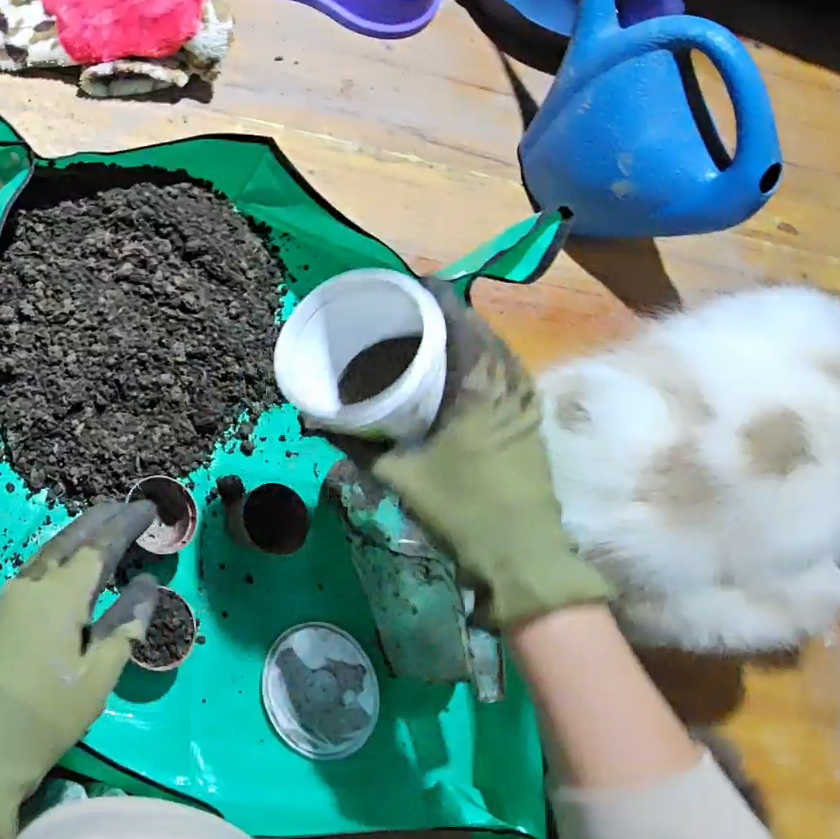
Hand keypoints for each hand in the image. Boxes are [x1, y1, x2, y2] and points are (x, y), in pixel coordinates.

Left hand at [0, 501, 158, 838]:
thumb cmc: (47, 713)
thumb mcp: (97, 677)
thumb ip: (123, 627)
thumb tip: (147, 586)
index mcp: (61, 595)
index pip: (100, 547)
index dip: (125, 526)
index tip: (148, 508)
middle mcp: (34, 582)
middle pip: (71, 538)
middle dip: (100, 519)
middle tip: (126, 506)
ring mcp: (13, 592)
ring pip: (51, 549)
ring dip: (79, 533)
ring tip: (103, 523)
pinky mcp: (2, 607)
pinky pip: (38, 565)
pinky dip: (61, 552)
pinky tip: (70, 558)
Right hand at [354, 280, 611, 629]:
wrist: (522, 556)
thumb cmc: (459, 508)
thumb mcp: (397, 475)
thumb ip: (353, 443)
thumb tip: (308, 419)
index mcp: (477, 390)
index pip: (463, 324)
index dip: (439, 297)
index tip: (412, 283)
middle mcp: (508, 388)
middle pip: (484, 331)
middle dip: (452, 311)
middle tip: (414, 306)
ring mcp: (526, 406)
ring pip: (501, 351)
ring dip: (473, 333)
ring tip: (436, 328)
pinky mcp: (531, 423)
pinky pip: (509, 372)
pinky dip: (488, 357)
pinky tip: (465, 365)